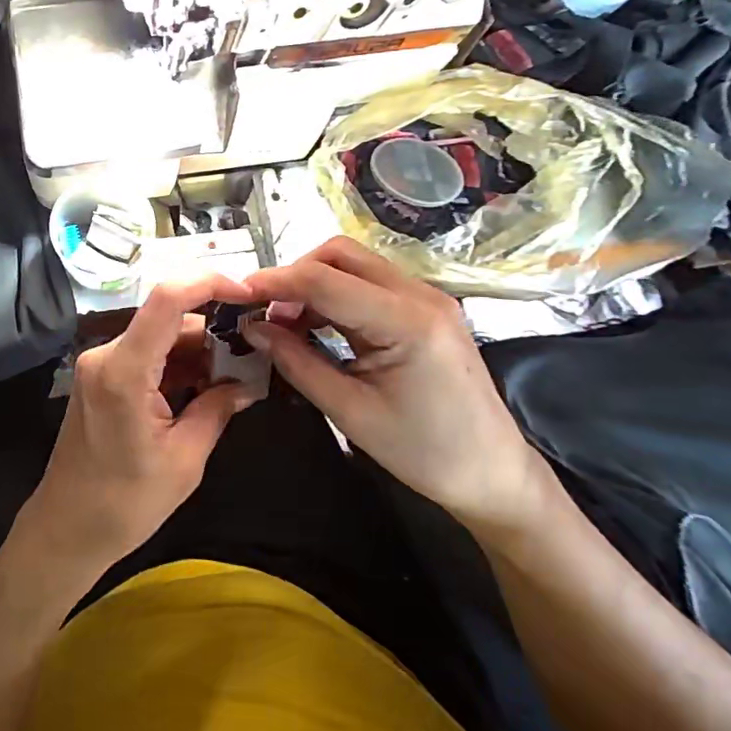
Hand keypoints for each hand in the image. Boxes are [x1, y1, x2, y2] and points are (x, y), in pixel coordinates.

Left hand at [20, 276, 258, 570]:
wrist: (69, 525)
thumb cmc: (126, 502)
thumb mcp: (185, 458)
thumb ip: (216, 408)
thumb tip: (247, 382)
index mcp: (123, 371)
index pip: (166, 299)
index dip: (208, 283)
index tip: (248, 293)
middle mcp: (105, 356)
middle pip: (167, 318)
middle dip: (214, 328)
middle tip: (256, 352)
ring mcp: (99, 364)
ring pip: (159, 336)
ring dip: (198, 349)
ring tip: (239, 374)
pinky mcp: (101, 377)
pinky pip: (146, 355)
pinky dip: (178, 363)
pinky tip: (208, 384)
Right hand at [242, 238, 548, 531]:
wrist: (495, 476)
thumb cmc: (424, 452)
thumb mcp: (348, 411)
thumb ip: (295, 361)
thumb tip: (252, 328)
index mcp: (407, 322)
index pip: (323, 280)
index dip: (274, 282)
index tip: (236, 294)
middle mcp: (420, 296)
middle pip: (340, 254)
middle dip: (294, 274)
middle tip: (265, 311)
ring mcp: (427, 299)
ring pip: (353, 264)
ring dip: (312, 283)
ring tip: (284, 322)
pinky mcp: (425, 310)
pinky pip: (368, 284)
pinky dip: (333, 295)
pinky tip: (315, 326)